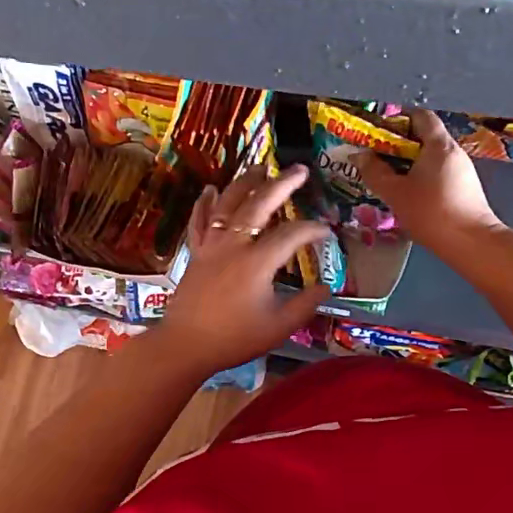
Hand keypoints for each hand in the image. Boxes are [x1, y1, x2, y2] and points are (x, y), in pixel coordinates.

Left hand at [157, 163, 331, 373]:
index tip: (327, 231)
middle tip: (299, 170)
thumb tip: (326, 288)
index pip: (292, 235)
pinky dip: (205, 203)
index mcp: (257, 262)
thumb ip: (305, 305)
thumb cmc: (234, 339)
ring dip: (245, 183)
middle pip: (259, 205)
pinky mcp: (195, 253)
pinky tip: (211, 189)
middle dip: (281, 184)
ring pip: (227, 204)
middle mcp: (234, 245)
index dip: (313, 229)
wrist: (185, 345)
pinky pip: (199, 221)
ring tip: (259, 167)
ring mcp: (211, 246)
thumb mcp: (278, 327)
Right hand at [351, 108, 502, 252]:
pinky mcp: (464, 187)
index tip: (378, 134)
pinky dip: (421, 176)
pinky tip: (409, 195)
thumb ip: (374, 172)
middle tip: (376, 159)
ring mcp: (462, 169)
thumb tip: (359, 155)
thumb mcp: (395, 193)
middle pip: (424, 136)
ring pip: (430, 157)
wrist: (470, 242)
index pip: (419, 116)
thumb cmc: (431, 212)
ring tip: (389, 179)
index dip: (397, 120)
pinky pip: (438, 172)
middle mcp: (453, 151)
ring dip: (408, 163)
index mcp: (438, 144)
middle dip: (398, 145)